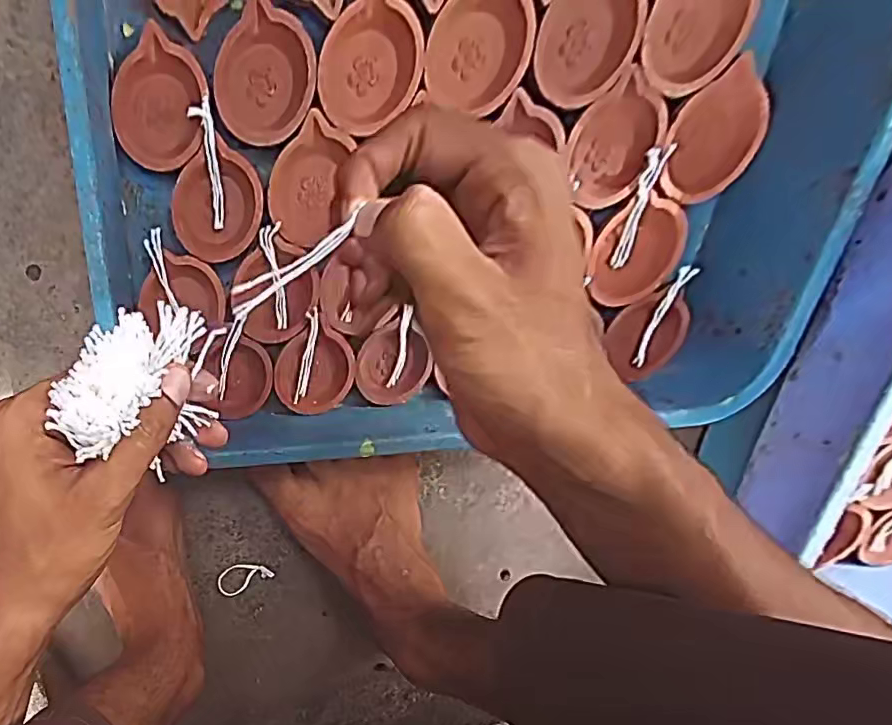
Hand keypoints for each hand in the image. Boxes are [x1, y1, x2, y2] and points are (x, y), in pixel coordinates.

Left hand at [0, 365, 225, 633]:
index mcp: (25, 418)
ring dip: (157, 435)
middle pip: (109, 398)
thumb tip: (172, 387)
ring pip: (113, 421)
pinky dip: (137, 452)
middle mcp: (27, 421)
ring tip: (197, 445)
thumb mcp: (109, 490)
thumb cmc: (49, 557)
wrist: (31, 599)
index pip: (98, 376)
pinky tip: (174, 459)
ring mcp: (41, 441)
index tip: (188, 381)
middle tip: (202, 413)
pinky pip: (104, 441)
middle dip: (161, 412)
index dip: (152, 380)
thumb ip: (146, 433)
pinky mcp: (56, 459)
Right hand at [328, 106, 649, 471]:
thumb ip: (415, 234)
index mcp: (510, 175)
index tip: (342, 230)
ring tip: (365, 308)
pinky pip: (403, 258)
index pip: (417, 132)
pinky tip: (376, 318)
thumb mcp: (464, 296)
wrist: (549, 425)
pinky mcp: (460, 273)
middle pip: (400, 177)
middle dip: (364, 228)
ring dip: (366, 263)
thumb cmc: (521, 365)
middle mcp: (494, 192)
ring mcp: (477, 235)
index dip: (367, 172)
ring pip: (395, 222)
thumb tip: (365, 214)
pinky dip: (380, 284)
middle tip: (354, 282)